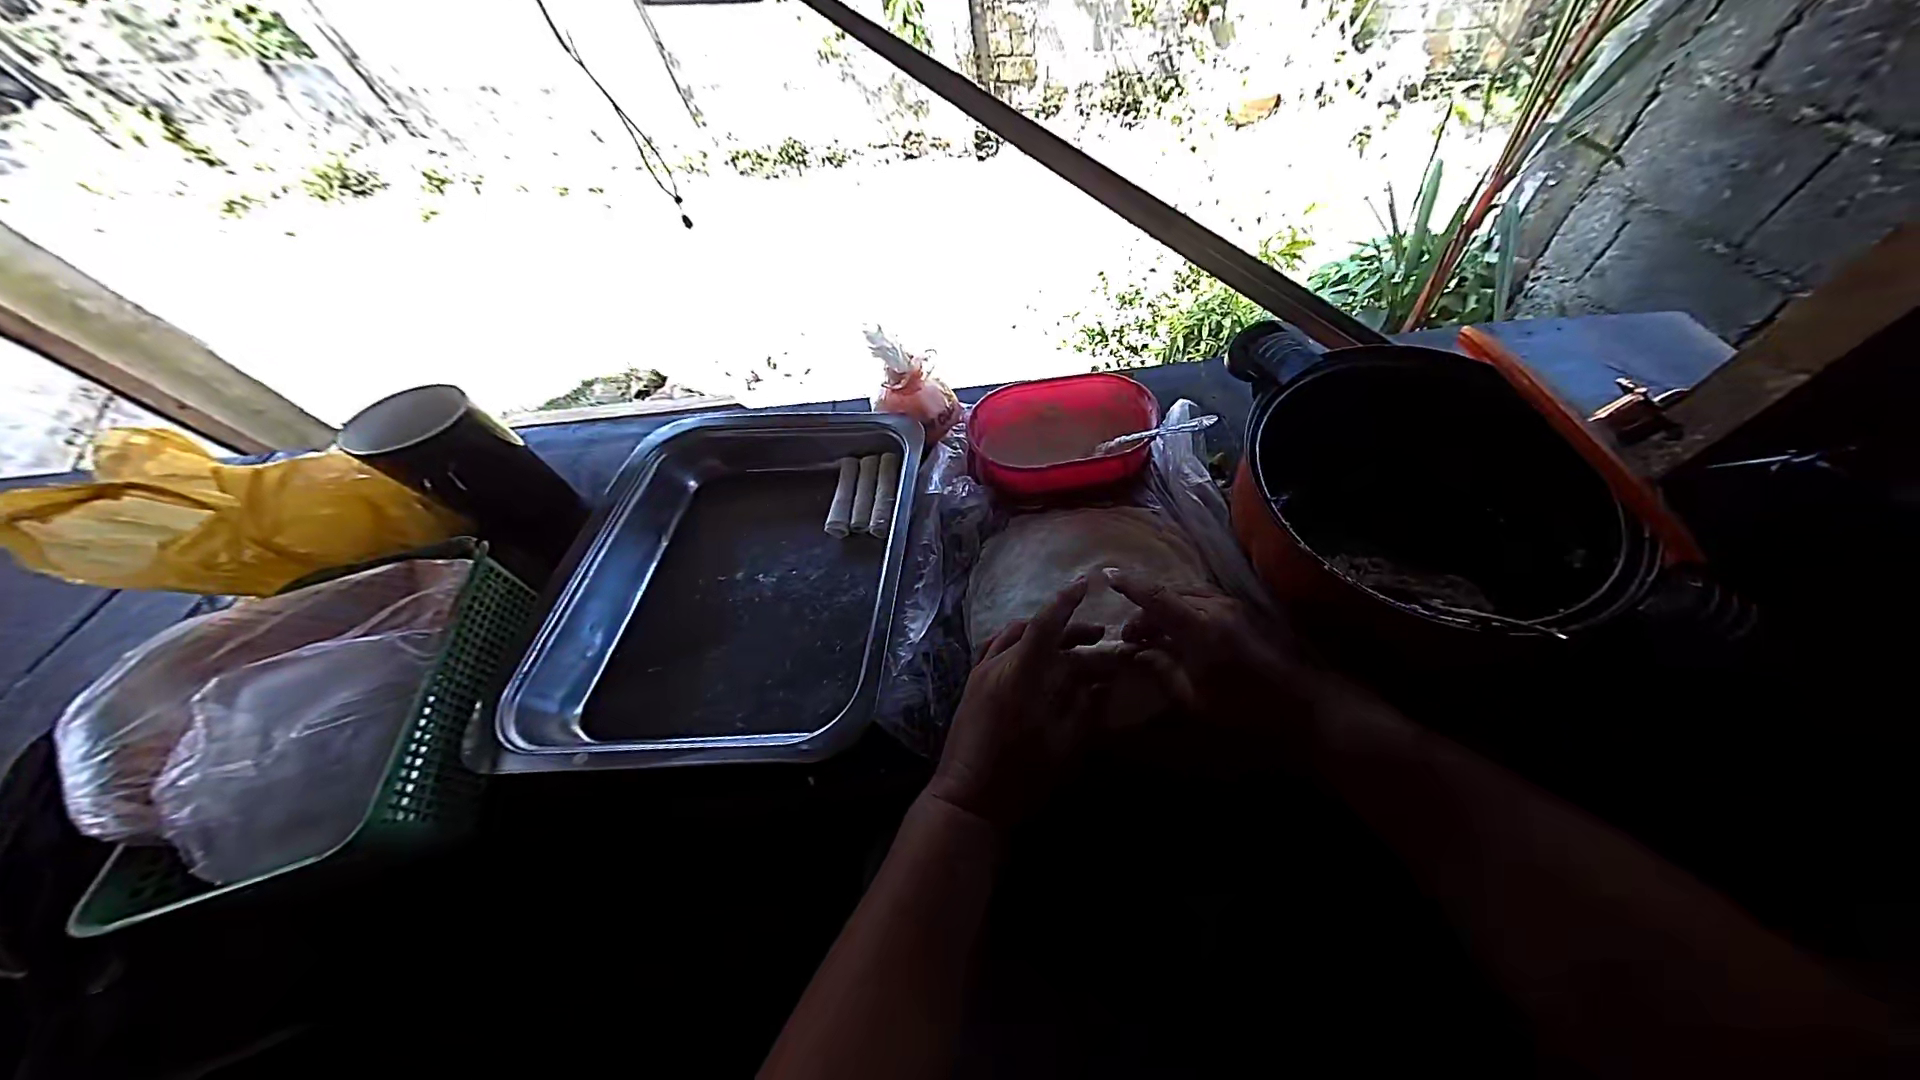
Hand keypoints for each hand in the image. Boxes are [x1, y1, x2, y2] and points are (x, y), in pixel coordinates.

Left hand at [930, 577, 1118, 827]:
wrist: (966, 800)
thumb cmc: (1019, 778)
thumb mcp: (1063, 746)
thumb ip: (1084, 710)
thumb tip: (1102, 683)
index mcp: (1019, 675)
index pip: (1045, 625)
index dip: (1067, 602)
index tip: (1085, 583)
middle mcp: (996, 665)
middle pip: (1033, 631)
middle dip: (1066, 628)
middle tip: (1097, 636)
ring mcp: (979, 675)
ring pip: (1012, 638)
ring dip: (1041, 635)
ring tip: (1069, 645)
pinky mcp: (972, 687)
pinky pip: (996, 651)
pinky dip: (1019, 645)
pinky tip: (1034, 659)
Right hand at [1103, 569, 1324, 755]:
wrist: (1306, 706)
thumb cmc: (1247, 710)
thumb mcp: (1195, 699)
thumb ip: (1162, 670)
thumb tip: (1134, 653)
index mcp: (1200, 629)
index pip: (1157, 596)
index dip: (1130, 584)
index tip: (1107, 576)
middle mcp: (1216, 608)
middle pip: (1169, 593)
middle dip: (1143, 609)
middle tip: (1130, 637)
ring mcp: (1233, 606)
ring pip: (1186, 594)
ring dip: (1164, 608)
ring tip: (1152, 635)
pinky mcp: (1244, 610)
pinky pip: (1203, 599)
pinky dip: (1183, 608)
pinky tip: (1179, 630)